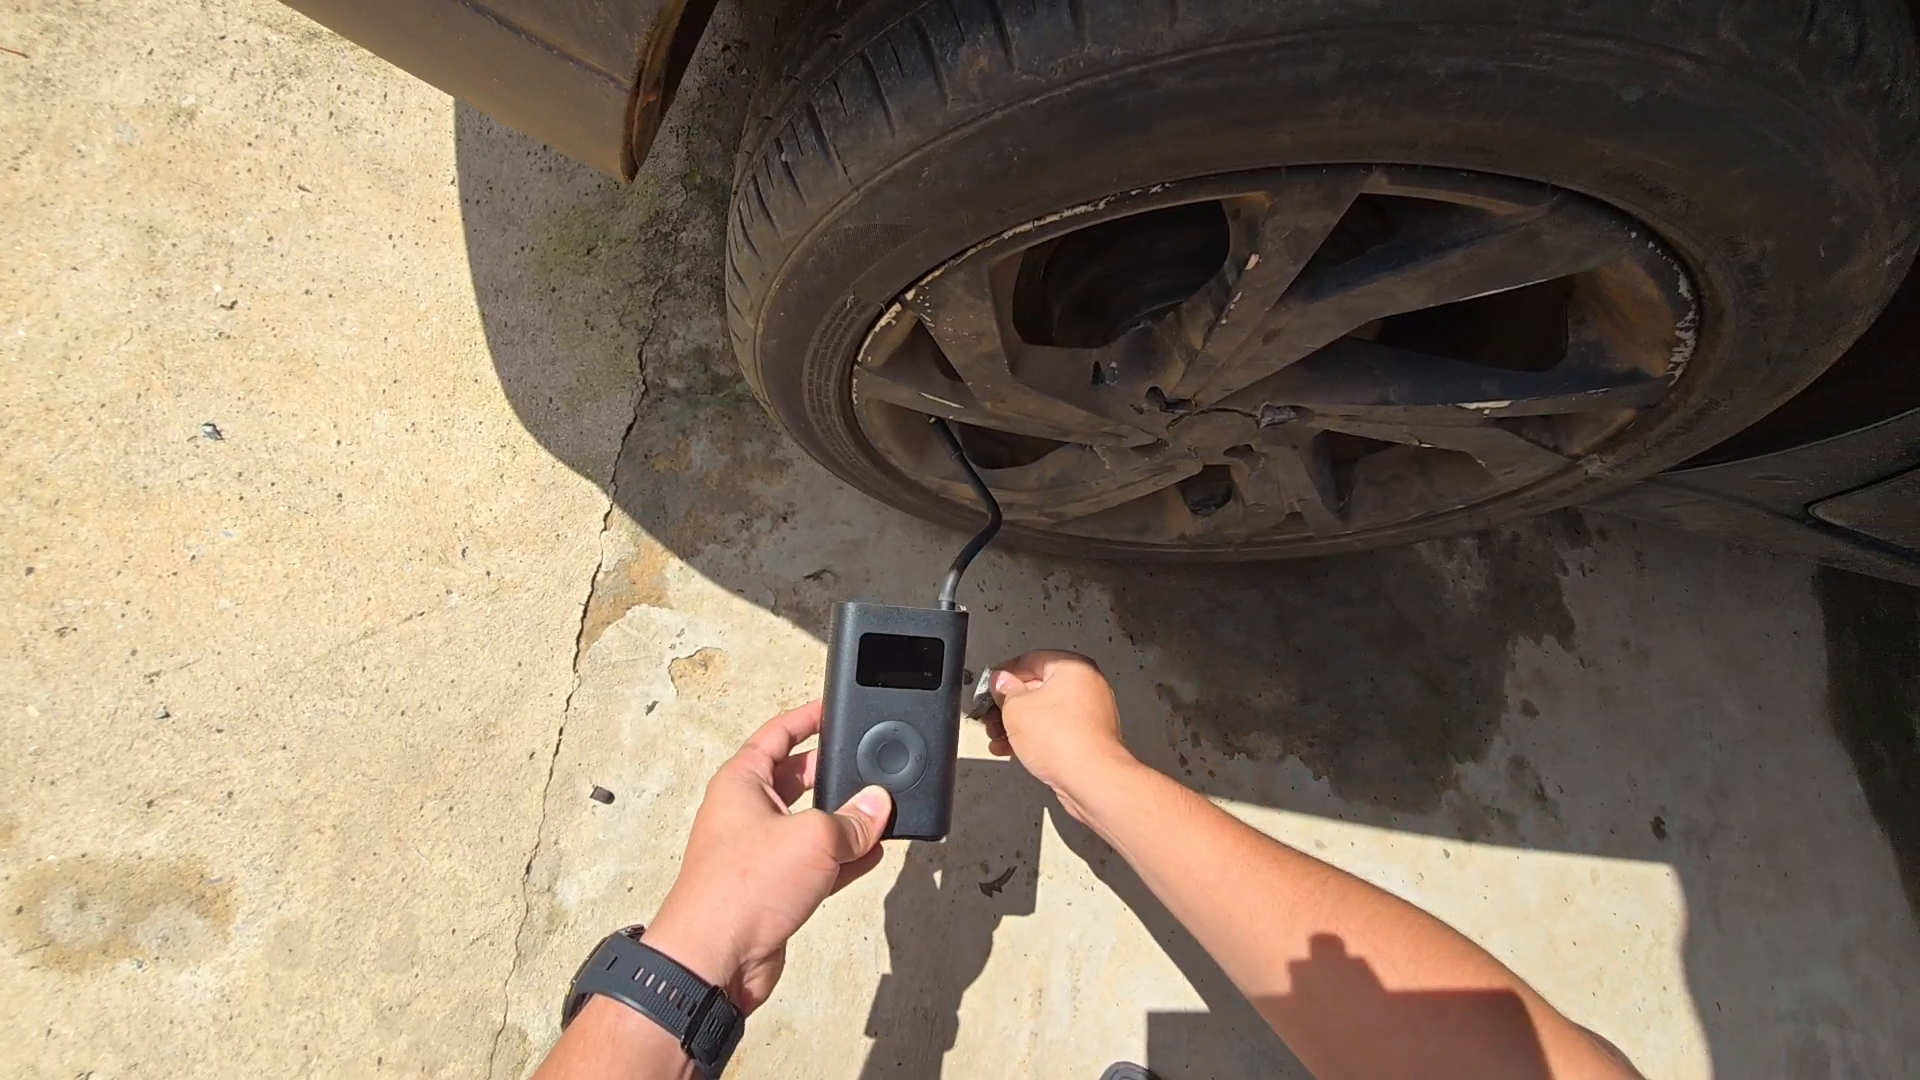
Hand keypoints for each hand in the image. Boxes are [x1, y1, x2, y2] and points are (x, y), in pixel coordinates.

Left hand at [640, 700, 891, 1014]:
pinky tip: (872, 853)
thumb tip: (878, 807)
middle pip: (798, 778)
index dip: (807, 717)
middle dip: (833, 773)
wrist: (713, 964)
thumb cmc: (739, 889)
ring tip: (879, 812)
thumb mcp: (811, 837)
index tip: (833, 708)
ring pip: (811, 822)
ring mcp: (761, 851)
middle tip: (866, 764)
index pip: (778, 734)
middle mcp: (748, 812)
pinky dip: (843, 858)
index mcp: (742, 782)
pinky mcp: (774, 888)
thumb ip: (853, 819)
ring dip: (843, 820)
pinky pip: (817, 862)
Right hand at [985, 650, 1134, 820]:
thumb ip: (1004, 691)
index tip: (990, 686)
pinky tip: (1012, 749)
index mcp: (1072, 667)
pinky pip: (1055, 731)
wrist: (1091, 780)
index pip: (1029, 660)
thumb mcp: (1016, 708)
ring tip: (997, 737)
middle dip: (1008, 705)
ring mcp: (1089, 713)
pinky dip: (1034, 737)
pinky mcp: (1088, 738)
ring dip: (1017, 724)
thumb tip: (1001, 682)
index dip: (1004, 674)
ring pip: (1044, 712)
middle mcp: (1085, 685)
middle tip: (991, 715)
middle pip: (1036, 687)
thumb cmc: (1063, 740)